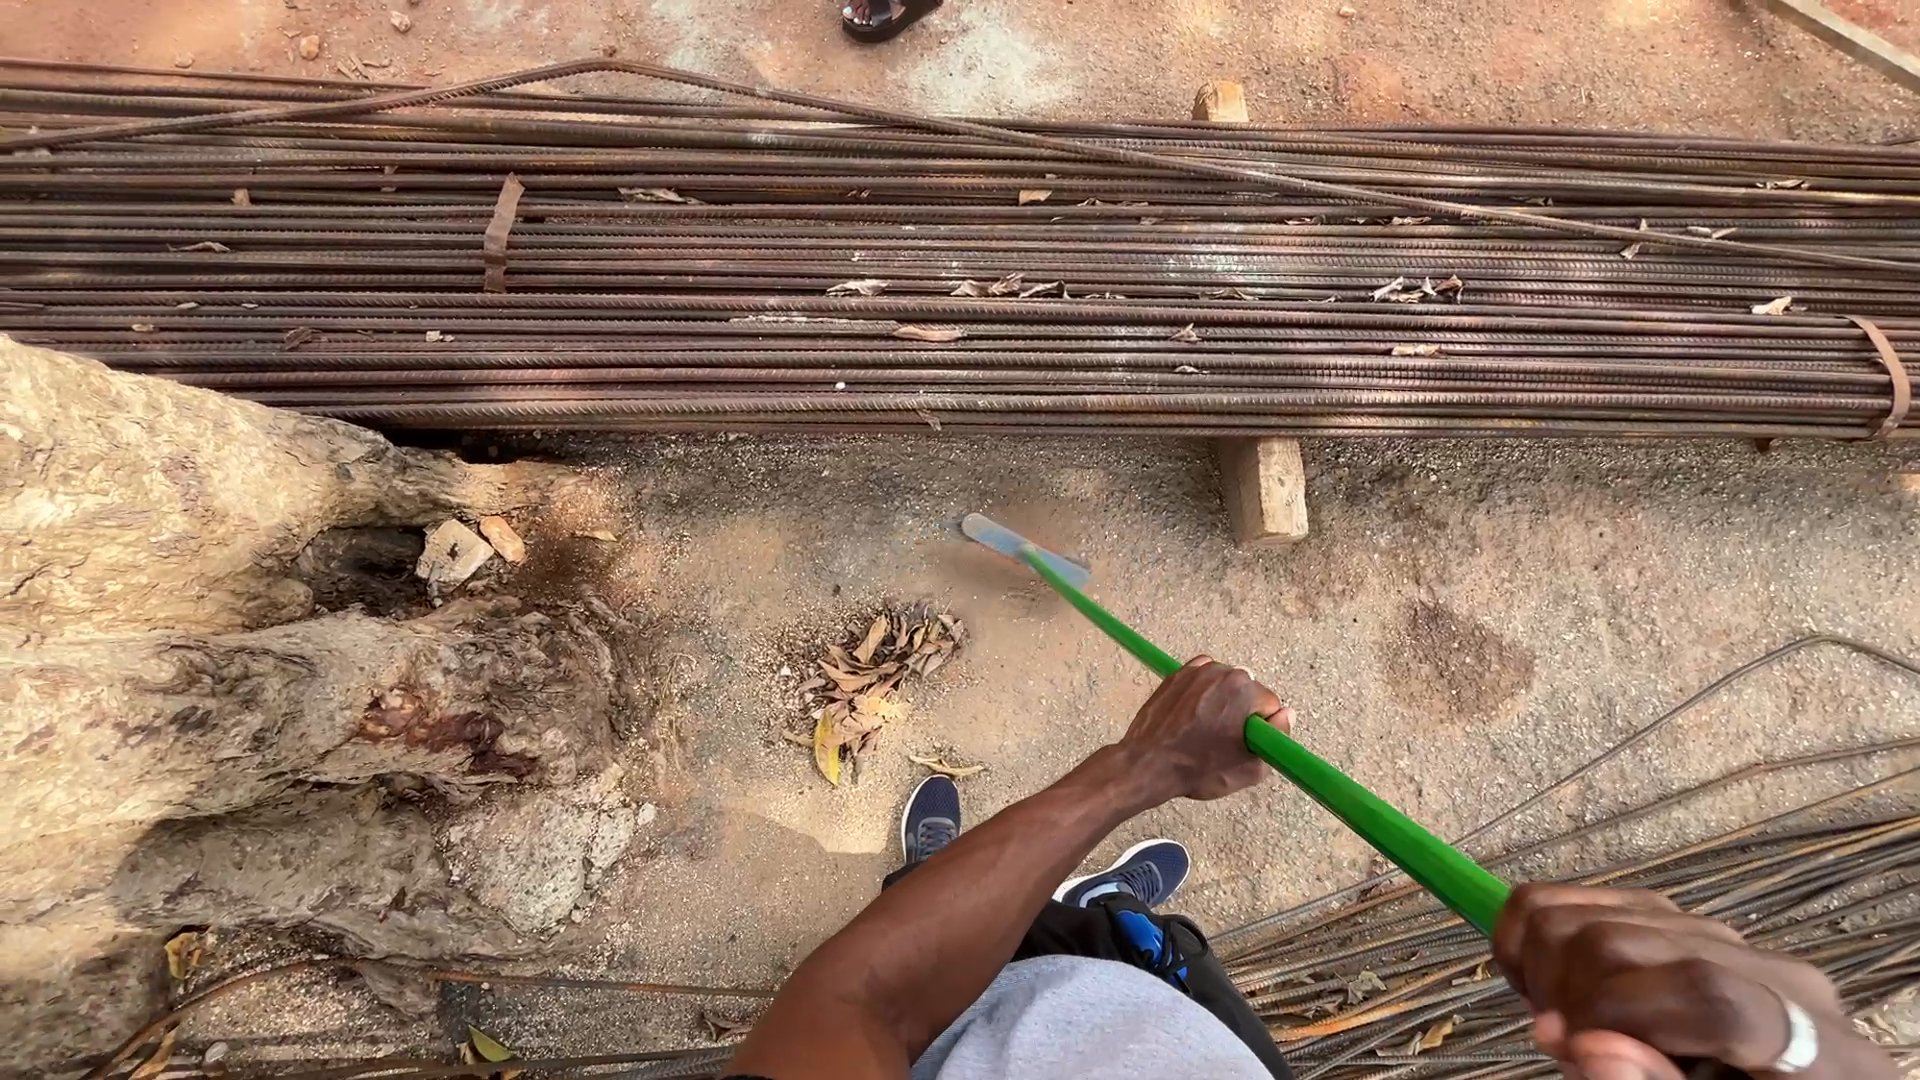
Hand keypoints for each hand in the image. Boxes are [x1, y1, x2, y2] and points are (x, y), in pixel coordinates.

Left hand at [1117, 656, 1290, 802]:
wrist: (1149, 763)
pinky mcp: (1176, 675)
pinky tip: (1195, 712)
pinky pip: (1201, 676)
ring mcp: (1196, 671)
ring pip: (1224, 682)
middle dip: (1243, 710)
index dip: (1263, 727)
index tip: (1248, 741)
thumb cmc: (1197, 768)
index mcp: (1245, 692)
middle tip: (1226, 737)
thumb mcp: (1251, 768)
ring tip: (1206, 727)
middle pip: (1248, 690)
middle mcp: (1222, 673)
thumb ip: (1277, 739)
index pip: (1271, 704)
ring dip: (1222, 699)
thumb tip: (1286, 715)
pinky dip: (1202, 690)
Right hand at [1493, 884, 1895, 1079]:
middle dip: (1565, 997)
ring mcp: (1699, 929)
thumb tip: (1584, 1049)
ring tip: (1559, 1025)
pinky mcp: (1646, 912)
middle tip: (1561, 1049)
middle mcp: (1762, 966)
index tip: (1571, 1052)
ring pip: (1577, 915)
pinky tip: (1540, 985)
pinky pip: (1552, 897)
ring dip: (1539, 971)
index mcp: (1819, 1046)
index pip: (1710, 994)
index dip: (1622, 1015)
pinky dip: (1521, 937)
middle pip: (1621, 943)